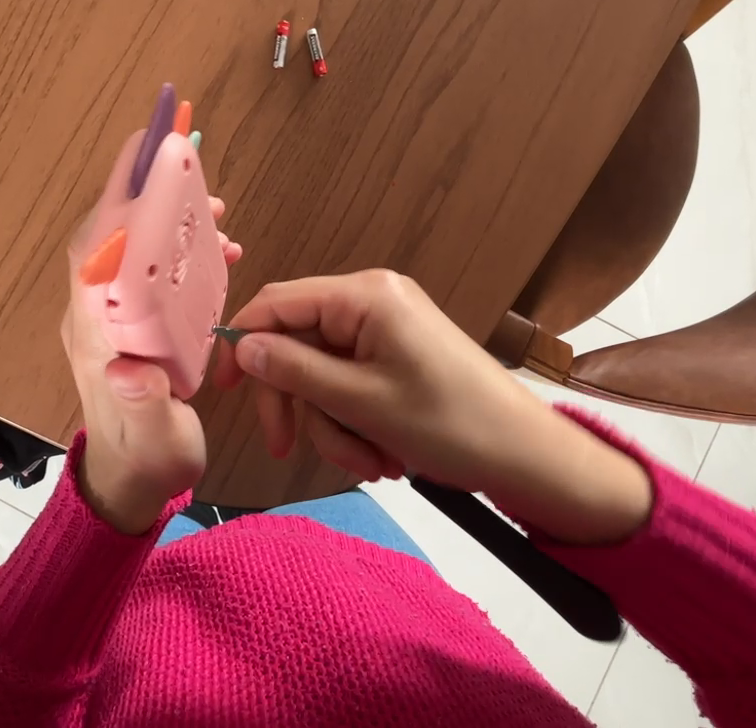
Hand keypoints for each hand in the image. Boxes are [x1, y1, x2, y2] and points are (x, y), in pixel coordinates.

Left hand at [60, 135, 242, 534]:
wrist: (129, 484)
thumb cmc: (146, 462)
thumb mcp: (154, 440)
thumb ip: (143, 403)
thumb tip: (131, 366)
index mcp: (98, 333)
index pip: (99, 252)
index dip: (121, 200)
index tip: (149, 156)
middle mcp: (96, 314)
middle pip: (112, 235)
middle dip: (148, 194)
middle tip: (193, 172)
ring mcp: (110, 316)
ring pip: (132, 248)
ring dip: (167, 220)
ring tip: (216, 214)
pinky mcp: (127, 323)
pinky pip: (147, 269)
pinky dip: (177, 250)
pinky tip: (216, 256)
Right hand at [213, 270, 650, 543]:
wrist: (530, 458)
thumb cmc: (449, 424)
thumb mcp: (360, 401)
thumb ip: (293, 369)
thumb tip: (242, 346)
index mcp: (364, 295)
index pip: (278, 303)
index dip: (243, 342)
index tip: (225, 391)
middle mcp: (371, 300)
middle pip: (298, 343)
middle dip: (297, 401)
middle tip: (287, 448)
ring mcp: (386, 328)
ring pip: (322, 373)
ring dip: (333, 423)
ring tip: (370, 460)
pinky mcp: (397, 355)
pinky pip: (350, 383)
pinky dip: (355, 421)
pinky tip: (383, 453)